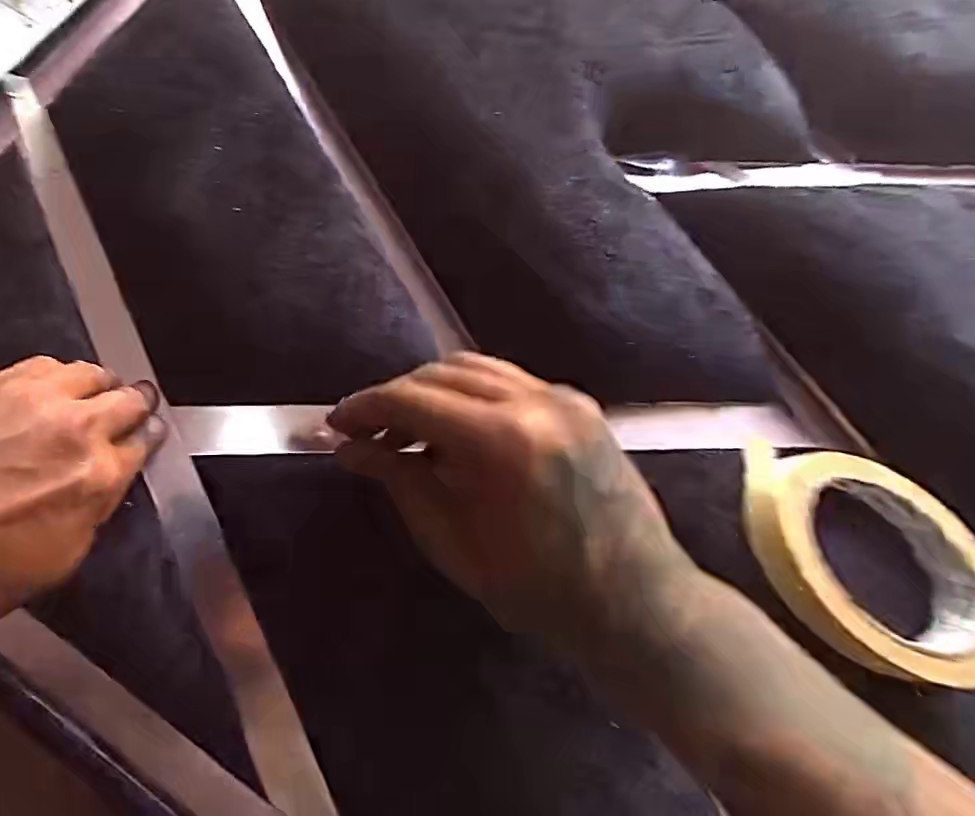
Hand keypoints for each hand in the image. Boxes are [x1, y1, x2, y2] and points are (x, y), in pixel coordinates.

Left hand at [0, 356, 162, 639]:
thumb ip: (99, 505)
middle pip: (130, 398)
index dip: (147, 438)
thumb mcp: (63, 558)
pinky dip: (56, 378)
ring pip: (91, 372)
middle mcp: (77, 427)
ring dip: (98, 388)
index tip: (144, 437)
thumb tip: (111, 476)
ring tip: (86, 399)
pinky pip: (46, 365)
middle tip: (126, 413)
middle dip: (134, 406)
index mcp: (98, 475)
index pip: (146, 439)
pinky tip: (45, 394)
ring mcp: (36, 398)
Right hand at [329, 353, 693, 650]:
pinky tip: (457, 426)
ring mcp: (562, 397)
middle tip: (368, 432)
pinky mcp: (578, 403)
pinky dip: (470, 392)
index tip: (337, 423)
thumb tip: (349, 447)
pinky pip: (507, 379)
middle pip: (440, 373)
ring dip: (431, 389)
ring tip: (408, 427)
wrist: (637, 606)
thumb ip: (397, 479)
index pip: (411, 399)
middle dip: (395, 396)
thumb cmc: (535, 588)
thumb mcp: (450, 539)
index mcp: (500, 439)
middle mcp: (534, 400)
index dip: (365, 407)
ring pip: (474, 367)